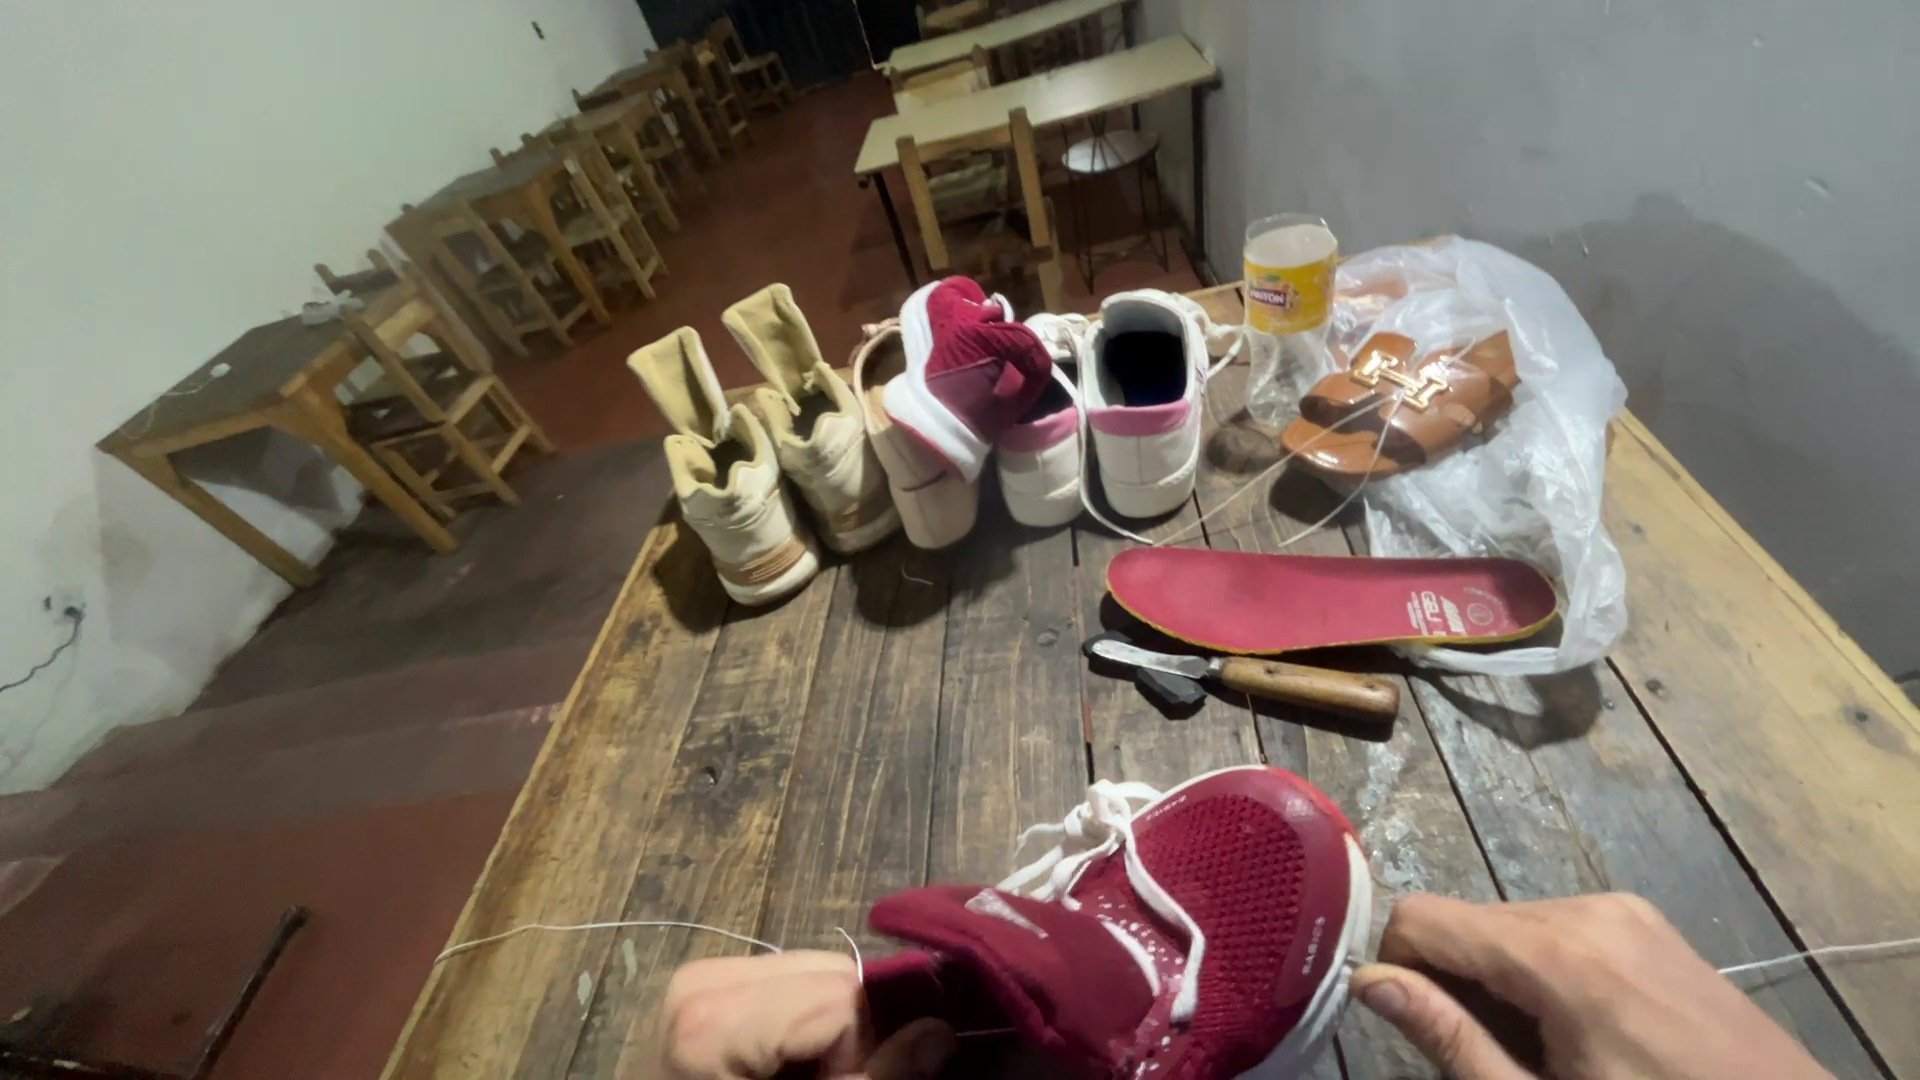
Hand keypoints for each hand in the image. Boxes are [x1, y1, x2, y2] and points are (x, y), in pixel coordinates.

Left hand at [658, 951, 954, 1079]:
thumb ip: (873, 1079)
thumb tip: (940, 1032)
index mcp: (711, 1018)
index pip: (839, 998)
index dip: (857, 1053)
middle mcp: (704, 978)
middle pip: (830, 974)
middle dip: (848, 1034)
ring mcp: (702, 976)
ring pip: (816, 973)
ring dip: (829, 1027)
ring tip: (800, 1077)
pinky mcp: (706, 984)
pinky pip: (789, 982)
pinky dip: (803, 1022)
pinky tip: (783, 1064)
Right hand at [1350, 893, 1833, 1079]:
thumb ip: (1449, 1039)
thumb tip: (1365, 981)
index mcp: (1558, 954)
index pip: (1418, 916)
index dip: (1400, 968)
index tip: (1428, 1027)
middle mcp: (1583, 908)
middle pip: (1463, 920)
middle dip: (1457, 979)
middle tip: (1503, 1056)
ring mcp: (1621, 909)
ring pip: (1503, 922)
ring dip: (1497, 975)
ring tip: (1551, 1047)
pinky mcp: (1644, 919)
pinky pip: (1551, 926)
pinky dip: (1538, 967)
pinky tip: (1584, 1026)